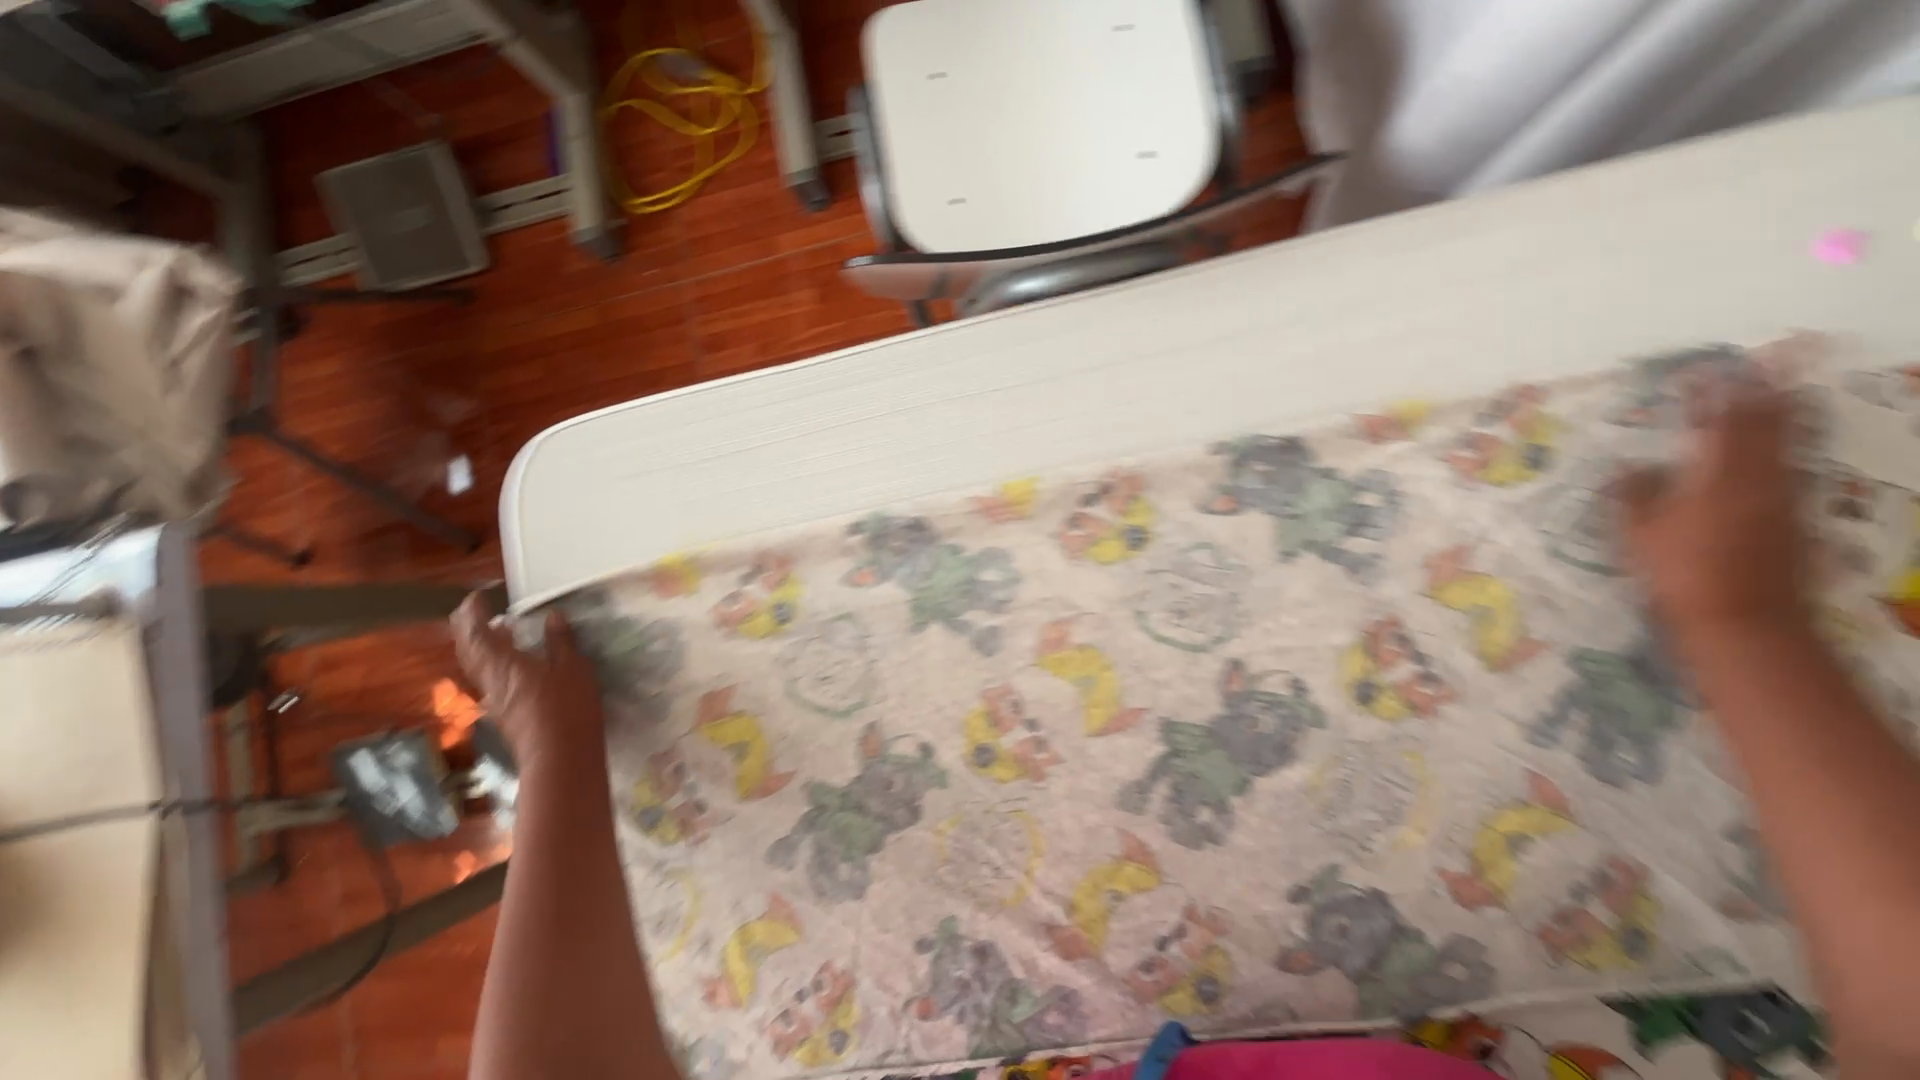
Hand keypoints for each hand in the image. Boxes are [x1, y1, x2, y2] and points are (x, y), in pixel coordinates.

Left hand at [451, 592, 606, 772]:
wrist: (560, 758)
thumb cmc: (567, 707)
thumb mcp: (572, 667)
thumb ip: (560, 641)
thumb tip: (552, 617)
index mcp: (502, 663)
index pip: (475, 632)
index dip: (473, 612)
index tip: (479, 596)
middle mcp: (490, 680)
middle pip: (468, 650)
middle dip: (468, 628)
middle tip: (477, 611)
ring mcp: (495, 700)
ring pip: (478, 666)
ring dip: (482, 645)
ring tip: (499, 631)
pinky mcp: (505, 714)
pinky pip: (492, 679)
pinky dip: (496, 661)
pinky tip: (515, 662)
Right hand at [1613, 376, 1812, 648]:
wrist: (1744, 621)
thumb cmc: (1682, 572)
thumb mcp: (1640, 534)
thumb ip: (1634, 494)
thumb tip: (1628, 468)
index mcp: (1721, 473)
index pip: (1723, 420)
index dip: (1716, 393)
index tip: (1705, 372)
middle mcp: (1762, 478)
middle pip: (1770, 425)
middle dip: (1762, 396)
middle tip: (1758, 372)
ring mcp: (1785, 500)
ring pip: (1789, 446)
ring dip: (1781, 420)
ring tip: (1776, 400)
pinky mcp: (1796, 522)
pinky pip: (1791, 472)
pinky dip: (1784, 453)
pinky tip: (1774, 457)